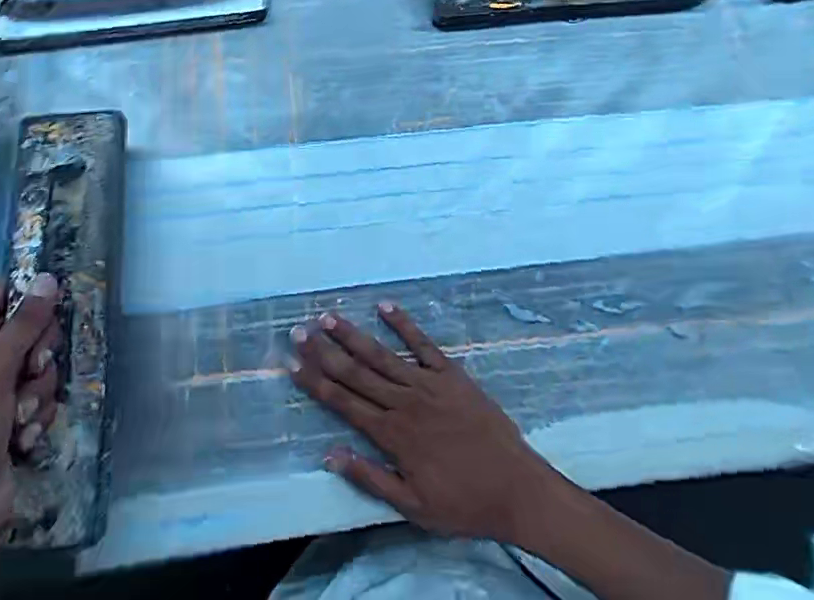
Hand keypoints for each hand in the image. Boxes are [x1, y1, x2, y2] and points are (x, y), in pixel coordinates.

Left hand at [0, 274, 60, 599]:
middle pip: (31, 329)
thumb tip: (48, 278)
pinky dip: (36, 417)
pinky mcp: (13, 417)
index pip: (4, 293)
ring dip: (37, 393)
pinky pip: (41, 398)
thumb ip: (24, 325)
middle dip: (38, 355)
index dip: (30, 301)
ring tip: (17, 418)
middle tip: (28, 373)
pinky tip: (20, 440)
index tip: (51, 313)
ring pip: (41, 367)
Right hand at [289, 303, 729, 599]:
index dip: (315, 382)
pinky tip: (385, 306)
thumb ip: (370, 478)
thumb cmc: (465, 504)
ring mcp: (428, 385)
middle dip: (324, 351)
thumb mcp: (414, 507)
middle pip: (355, 372)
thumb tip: (330, 455)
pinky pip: (423, 345)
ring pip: (381, 354)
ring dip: (352, 335)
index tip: (292, 363)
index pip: (343, 402)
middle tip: (298, 330)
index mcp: (392, 434)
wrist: (521, 492)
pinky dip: (404, 324)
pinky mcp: (452, 376)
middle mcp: (403, 402)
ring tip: (328, 316)